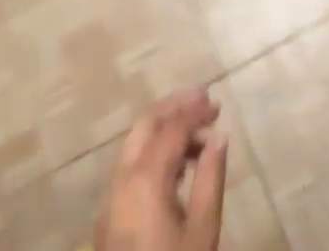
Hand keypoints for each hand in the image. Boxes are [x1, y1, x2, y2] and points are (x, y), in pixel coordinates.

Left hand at [96, 90, 228, 250]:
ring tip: (199, 132)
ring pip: (134, 145)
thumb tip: (219, 137)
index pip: (171, 129)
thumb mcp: (202, 230)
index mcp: (144, 180)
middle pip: (144, 126)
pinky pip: (130, 166)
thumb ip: (210, 178)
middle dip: (173, 107)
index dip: (194, 111)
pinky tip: (178, 163)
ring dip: (164, 129)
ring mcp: (110, 197)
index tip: (218, 103)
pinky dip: (153, 151)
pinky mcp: (109, 215)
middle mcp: (121, 180)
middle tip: (204, 99)